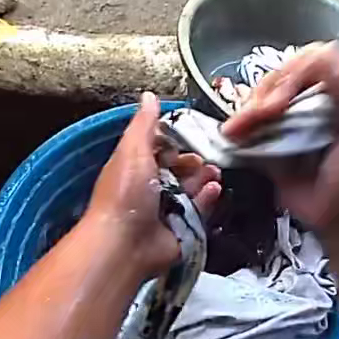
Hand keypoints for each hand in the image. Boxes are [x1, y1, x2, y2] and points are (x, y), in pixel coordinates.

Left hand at [82, 92, 221, 278]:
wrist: (125, 243)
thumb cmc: (124, 194)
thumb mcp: (133, 150)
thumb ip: (144, 123)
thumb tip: (149, 96)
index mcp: (134, 167)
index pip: (159, 150)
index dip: (174, 142)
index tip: (190, 137)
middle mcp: (149, 189)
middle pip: (178, 170)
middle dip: (194, 162)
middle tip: (208, 157)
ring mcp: (166, 211)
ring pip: (192, 190)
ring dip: (204, 179)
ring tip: (214, 172)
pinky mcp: (182, 230)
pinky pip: (200, 212)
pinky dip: (208, 200)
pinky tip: (214, 190)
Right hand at [222, 42, 338, 238]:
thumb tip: (319, 53)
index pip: (320, 59)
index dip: (293, 75)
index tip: (278, 105)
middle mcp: (332, 93)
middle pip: (287, 72)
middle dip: (266, 93)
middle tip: (254, 118)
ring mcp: (305, 114)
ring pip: (268, 92)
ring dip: (249, 109)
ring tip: (238, 130)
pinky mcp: (283, 135)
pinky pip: (258, 118)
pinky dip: (243, 124)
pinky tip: (235, 134)